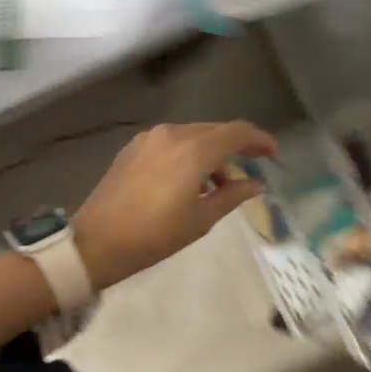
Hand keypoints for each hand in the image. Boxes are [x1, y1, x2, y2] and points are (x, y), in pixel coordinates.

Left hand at [73, 121, 278, 290]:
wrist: (96, 241)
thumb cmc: (153, 235)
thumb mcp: (200, 220)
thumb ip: (231, 196)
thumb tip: (254, 183)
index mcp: (192, 150)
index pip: (235, 132)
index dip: (259, 139)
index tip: (273, 153)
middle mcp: (171, 134)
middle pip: (213, 130)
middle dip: (236, 145)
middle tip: (253, 165)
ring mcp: (148, 138)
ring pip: (191, 135)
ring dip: (211, 152)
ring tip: (221, 183)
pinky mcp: (132, 148)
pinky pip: (170, 142)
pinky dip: (188, 153)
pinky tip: (191, 179)